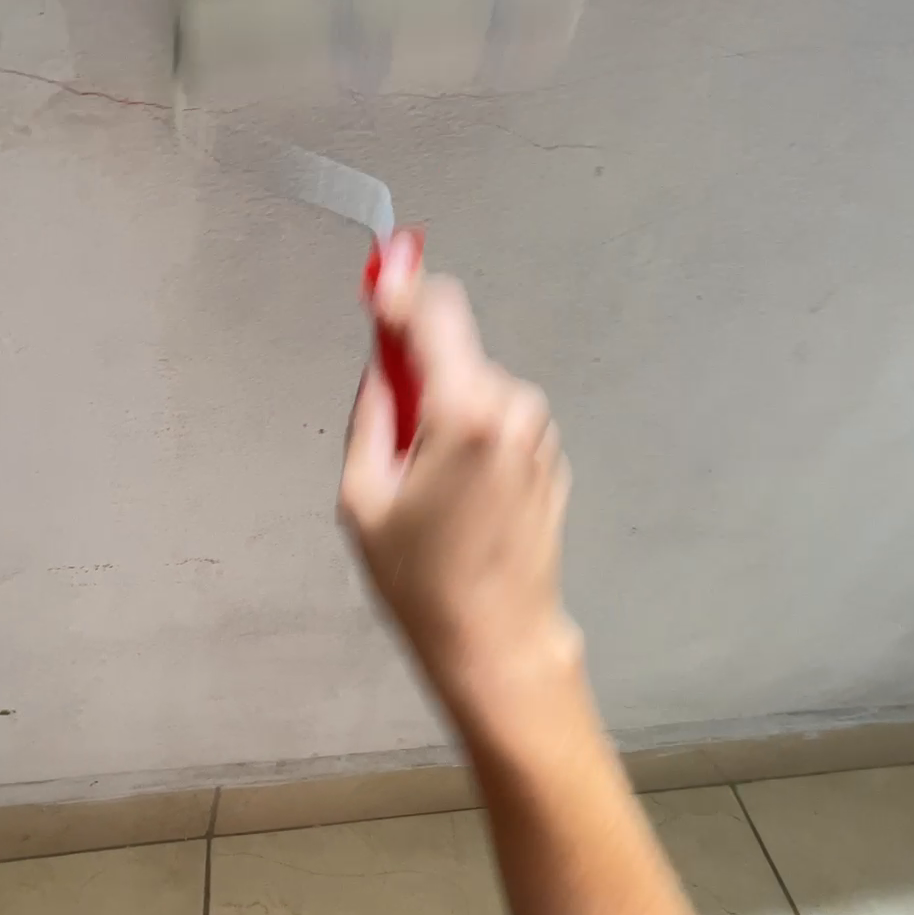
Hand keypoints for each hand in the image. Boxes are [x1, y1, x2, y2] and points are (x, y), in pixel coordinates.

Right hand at [339, 232, 579, 718]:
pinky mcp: (551, 459)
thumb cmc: (421, 579)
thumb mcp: (362, 496)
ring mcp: (540, 435)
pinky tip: (460, 501)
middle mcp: (515, 410)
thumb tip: (383, 358)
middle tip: (393, 451)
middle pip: (456, 354)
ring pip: (477, 390)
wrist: (495, 639)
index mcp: (466, 412)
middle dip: (419, 381)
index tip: (382, 275)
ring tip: (427, 491)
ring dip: (444, 417)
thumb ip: (371, 410)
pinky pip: (499, 424)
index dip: (403, 290)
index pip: (436, 312)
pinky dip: (471, 440)